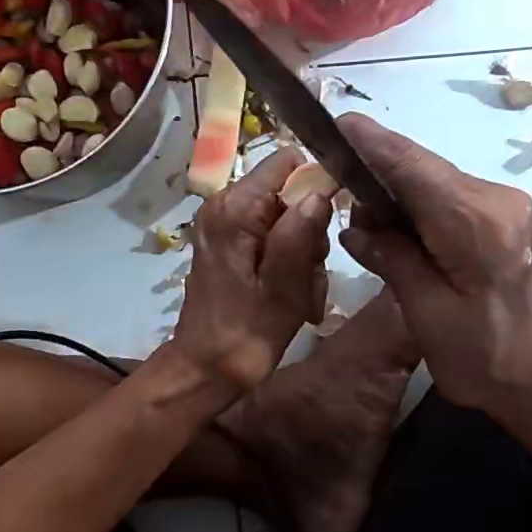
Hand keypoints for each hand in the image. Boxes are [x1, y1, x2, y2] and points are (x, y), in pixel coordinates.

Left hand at [172, 146, 332, 392]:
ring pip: (285, 216)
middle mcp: (223, 204)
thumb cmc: (247, 333)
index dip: (316, 186)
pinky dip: (286, 259)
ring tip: (299, 292)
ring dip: (302, 252)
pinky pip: (269, 235)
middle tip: (308, 275)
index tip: (326, 227)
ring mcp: (222, 222)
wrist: (204, 369)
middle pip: (288, 191)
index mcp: (234, 208)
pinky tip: (288, 292)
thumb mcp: (284, 287)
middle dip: (309, 230)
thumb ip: (300, 234)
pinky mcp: (225, 241)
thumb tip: (320, 189)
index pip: (287, 162)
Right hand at [334, 114, 531, 410]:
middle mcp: (494, 200)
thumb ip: (391, 260)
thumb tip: (353, 228)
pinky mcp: (500, 218)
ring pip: (432, 181)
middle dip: (375, 168)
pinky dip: (412, 205)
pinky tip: (388, 224)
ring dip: (392, 190)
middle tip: (330, 177)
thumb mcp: (426, 314)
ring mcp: (502, 206)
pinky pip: (444, 197)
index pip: (413, 167)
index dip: (372, 143)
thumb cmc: (486, 357)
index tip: (337, 123)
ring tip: (357, 216)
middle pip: (422, 168)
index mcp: (475, 223)